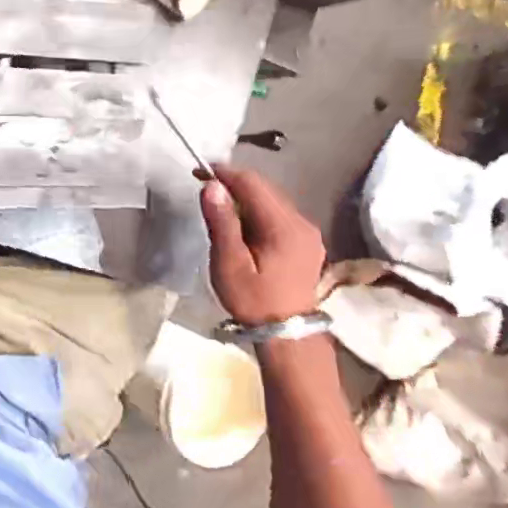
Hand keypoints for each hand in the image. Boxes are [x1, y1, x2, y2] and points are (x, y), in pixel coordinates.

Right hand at [200, 164, 325, 324]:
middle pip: (266, 189)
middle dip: (235, 183)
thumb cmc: (253, 300)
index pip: (253, 184)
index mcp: (285, 227)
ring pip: (273, 202)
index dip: (225, 173)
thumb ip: (222, 222)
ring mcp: (308, 233)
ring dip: (246, 198)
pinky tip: (242, 226)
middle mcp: (303, 223)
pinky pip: (279, 216)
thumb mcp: (230, 263)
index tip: (199, 172)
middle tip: (204, 188)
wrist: (287, 335)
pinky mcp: (307, 244)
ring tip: (219, 208)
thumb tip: (212, 185)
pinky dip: (257, 213)